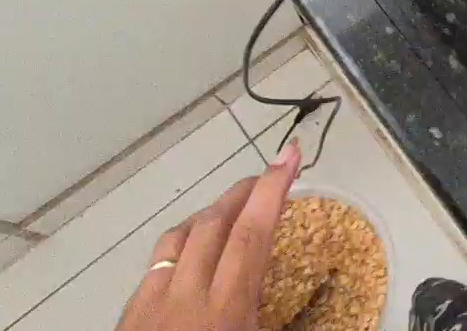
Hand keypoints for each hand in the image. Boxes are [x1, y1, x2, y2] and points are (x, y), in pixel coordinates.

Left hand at [115, 141, 302, 330]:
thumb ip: (294, 318)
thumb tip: (342, 315)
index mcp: (224, 311)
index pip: (252, 231)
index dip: (274, 187)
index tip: (291, 153)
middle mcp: (183, 300)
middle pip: (214, 223)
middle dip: (245, 190)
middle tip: (270, 177)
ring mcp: (147, 311)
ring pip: (177, 238)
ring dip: (210, 214)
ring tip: (233, 210)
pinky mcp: (124, 325)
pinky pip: (153, 268)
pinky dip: (179, 248)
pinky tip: (188, 261)